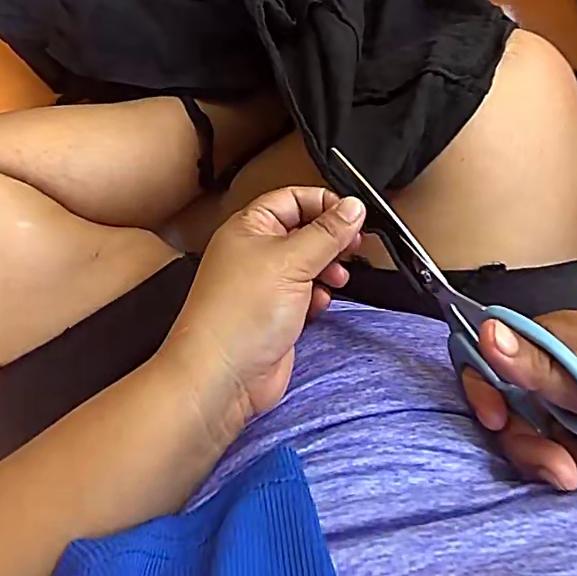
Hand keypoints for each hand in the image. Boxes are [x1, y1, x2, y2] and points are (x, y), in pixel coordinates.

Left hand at [161, 186, 364, 436]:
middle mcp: (256, 251)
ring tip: (337, 275)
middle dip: (331, 237)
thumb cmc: (237, 317)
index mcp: (250, 227)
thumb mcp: (293, 261)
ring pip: (309, 261)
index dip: (324, 203)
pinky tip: (320, 302)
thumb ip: (328, 232)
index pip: (293, 198)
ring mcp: (266, 283)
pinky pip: (307, 292)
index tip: (352, 215)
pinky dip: (319, 294)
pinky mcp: (276, 312)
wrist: (223, 377)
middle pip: (305, 229)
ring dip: (328, 267)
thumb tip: (353, 207)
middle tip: (352, 245)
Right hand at [461, 310, 576, 535]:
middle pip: (511, 403)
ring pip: (537, 441)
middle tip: (564, 467)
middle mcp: (571, 372)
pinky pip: (565, 467)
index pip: (498, 349)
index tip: (496, 418)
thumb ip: (546, 367)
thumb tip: (484, 331)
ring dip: (568, 464)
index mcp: (570, 338)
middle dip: (532, 440)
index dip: (487, 381)